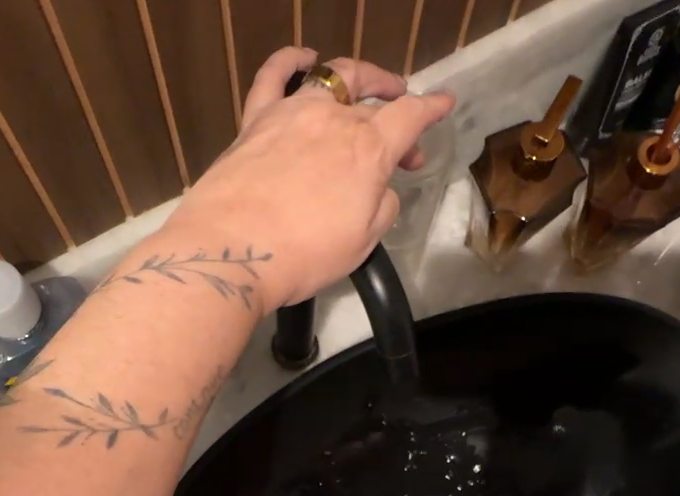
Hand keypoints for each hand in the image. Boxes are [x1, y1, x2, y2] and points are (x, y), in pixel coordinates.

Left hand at [161, 47, 455, 308]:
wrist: (234, 250)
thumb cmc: (305, 254)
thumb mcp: (362, 242)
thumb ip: (380, 207)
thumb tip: (378, 190)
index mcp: (368, 149)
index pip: (410, 117)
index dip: (432, 109)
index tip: (445, 104)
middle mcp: (334, 119)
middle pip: (372, 105)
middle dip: (395, 116)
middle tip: (404, 145)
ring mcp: (292, 114)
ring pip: (332, 79)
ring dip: (357, 79)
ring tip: (367, 85)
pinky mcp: (255, 121)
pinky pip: (273, 77)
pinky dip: (291, 60)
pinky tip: (303, 57)